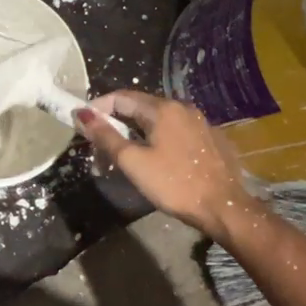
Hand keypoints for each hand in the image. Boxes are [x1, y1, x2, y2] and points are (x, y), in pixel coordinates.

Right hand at [73, 91, 255, 238]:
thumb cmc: (173, 183)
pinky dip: (157, 141)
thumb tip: (81, 113)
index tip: (82, 127)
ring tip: (123, 158)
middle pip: (139, 108)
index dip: (97, 108)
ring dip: (135, 135)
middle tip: (98, 149)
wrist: (224, 207)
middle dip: (115, 125)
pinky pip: (175, 132)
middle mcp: (183, 109)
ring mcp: (201, 123)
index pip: (121, 97)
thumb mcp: (132, 162)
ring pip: (158, 122)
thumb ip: (105, 136)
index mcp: (163, 110)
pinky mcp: (211, 139)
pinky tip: (154, 161)